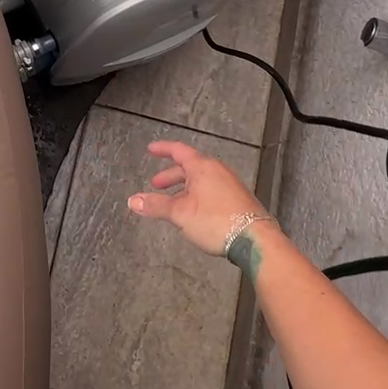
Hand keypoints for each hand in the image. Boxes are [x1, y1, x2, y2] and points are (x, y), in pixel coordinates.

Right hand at [127, 140, 267, 255]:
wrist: (254, 239)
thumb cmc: (216, 221)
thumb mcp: (180, 213)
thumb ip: (156, 206)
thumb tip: (132, 201)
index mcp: (203, 167)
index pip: (179, 151)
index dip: (163, 149)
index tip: (151, 149)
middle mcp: (218, 171)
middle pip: (190, 167)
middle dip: (171, 176)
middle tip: (157, 185)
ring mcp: (230, 185)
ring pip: (202, 181)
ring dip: (184, 188)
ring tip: (173, 204)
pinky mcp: (238, 200)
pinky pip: (212, 191)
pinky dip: (198, 196)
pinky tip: (194, 213)